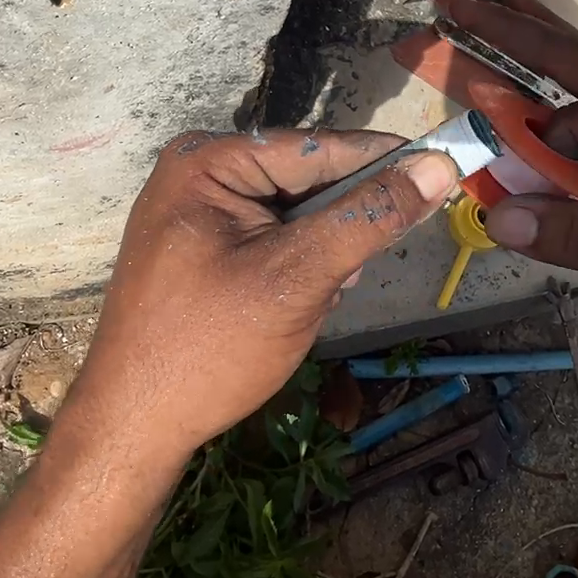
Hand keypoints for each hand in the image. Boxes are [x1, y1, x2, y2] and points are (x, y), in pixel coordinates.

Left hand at [60, 129, 458, 457]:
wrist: (131, 431)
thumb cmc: (210, 349)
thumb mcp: (300, 275)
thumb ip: (370, 216)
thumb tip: (439, 166)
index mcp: (208, 161)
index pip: (317, 146)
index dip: (385, 157)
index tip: (447, 161)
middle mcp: (199, 171)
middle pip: (306, 176)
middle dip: (345, 218)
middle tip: (374, 256)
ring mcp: (197, 209)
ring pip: (295, 209)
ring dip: (324, 246)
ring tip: (328, 291)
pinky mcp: (202, 243)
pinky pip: (273, 233)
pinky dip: (300, 260)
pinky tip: (303, 296)